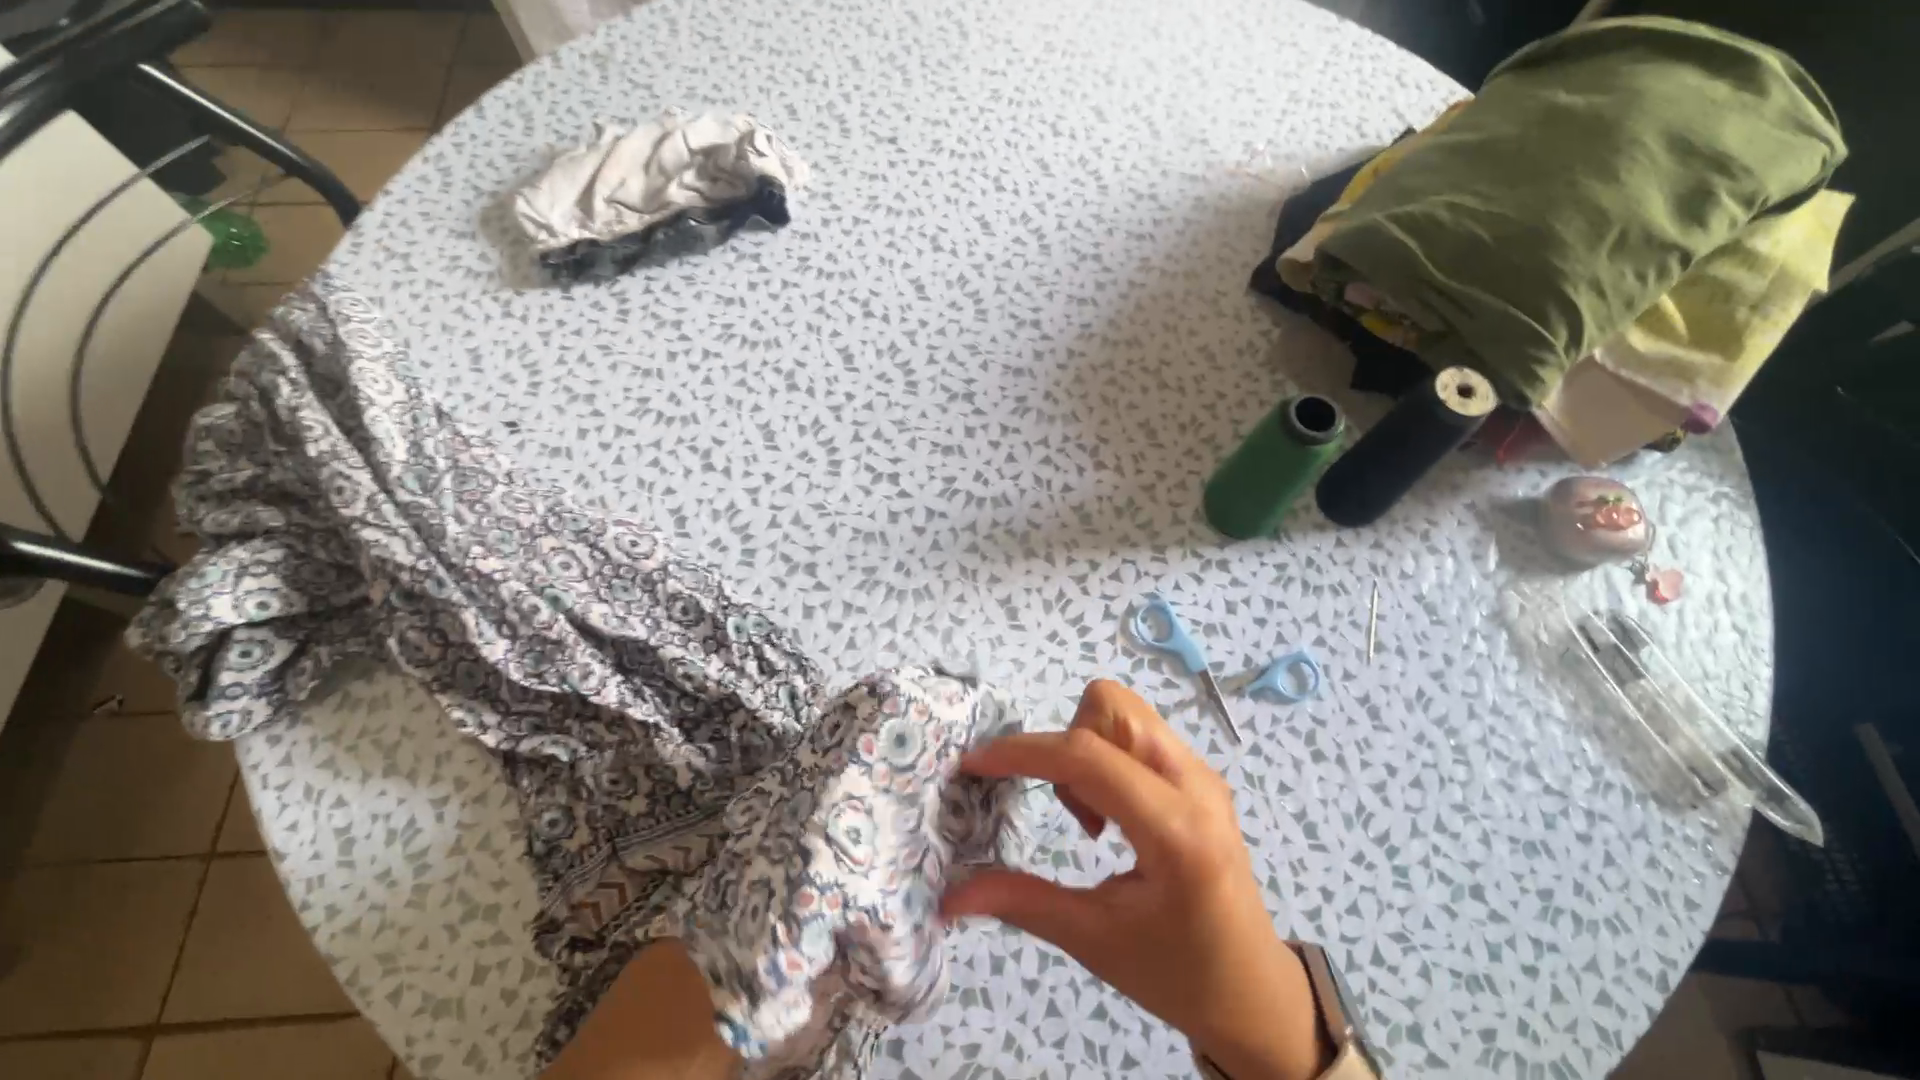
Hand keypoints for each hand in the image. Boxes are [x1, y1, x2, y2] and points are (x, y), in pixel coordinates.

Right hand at [942, 680, 1330, 1079]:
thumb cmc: (1177, 974)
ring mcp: (1204, 775)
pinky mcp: (1201, 778)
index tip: (975, 765)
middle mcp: (1197, 785)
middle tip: (1067, 809)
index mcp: (1176, 831)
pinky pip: (1140, 733)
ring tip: (1091, 819)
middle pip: (1112, 706)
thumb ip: (1021, 903)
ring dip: (1087, 746)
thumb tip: (950, 896)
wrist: (1254, 992)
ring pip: (1126, 712)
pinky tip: (1112, 816)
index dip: (1023, 752)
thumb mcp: (1094, 941)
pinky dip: (1108, 756)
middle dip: (1065, 741)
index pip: (1089, 756)